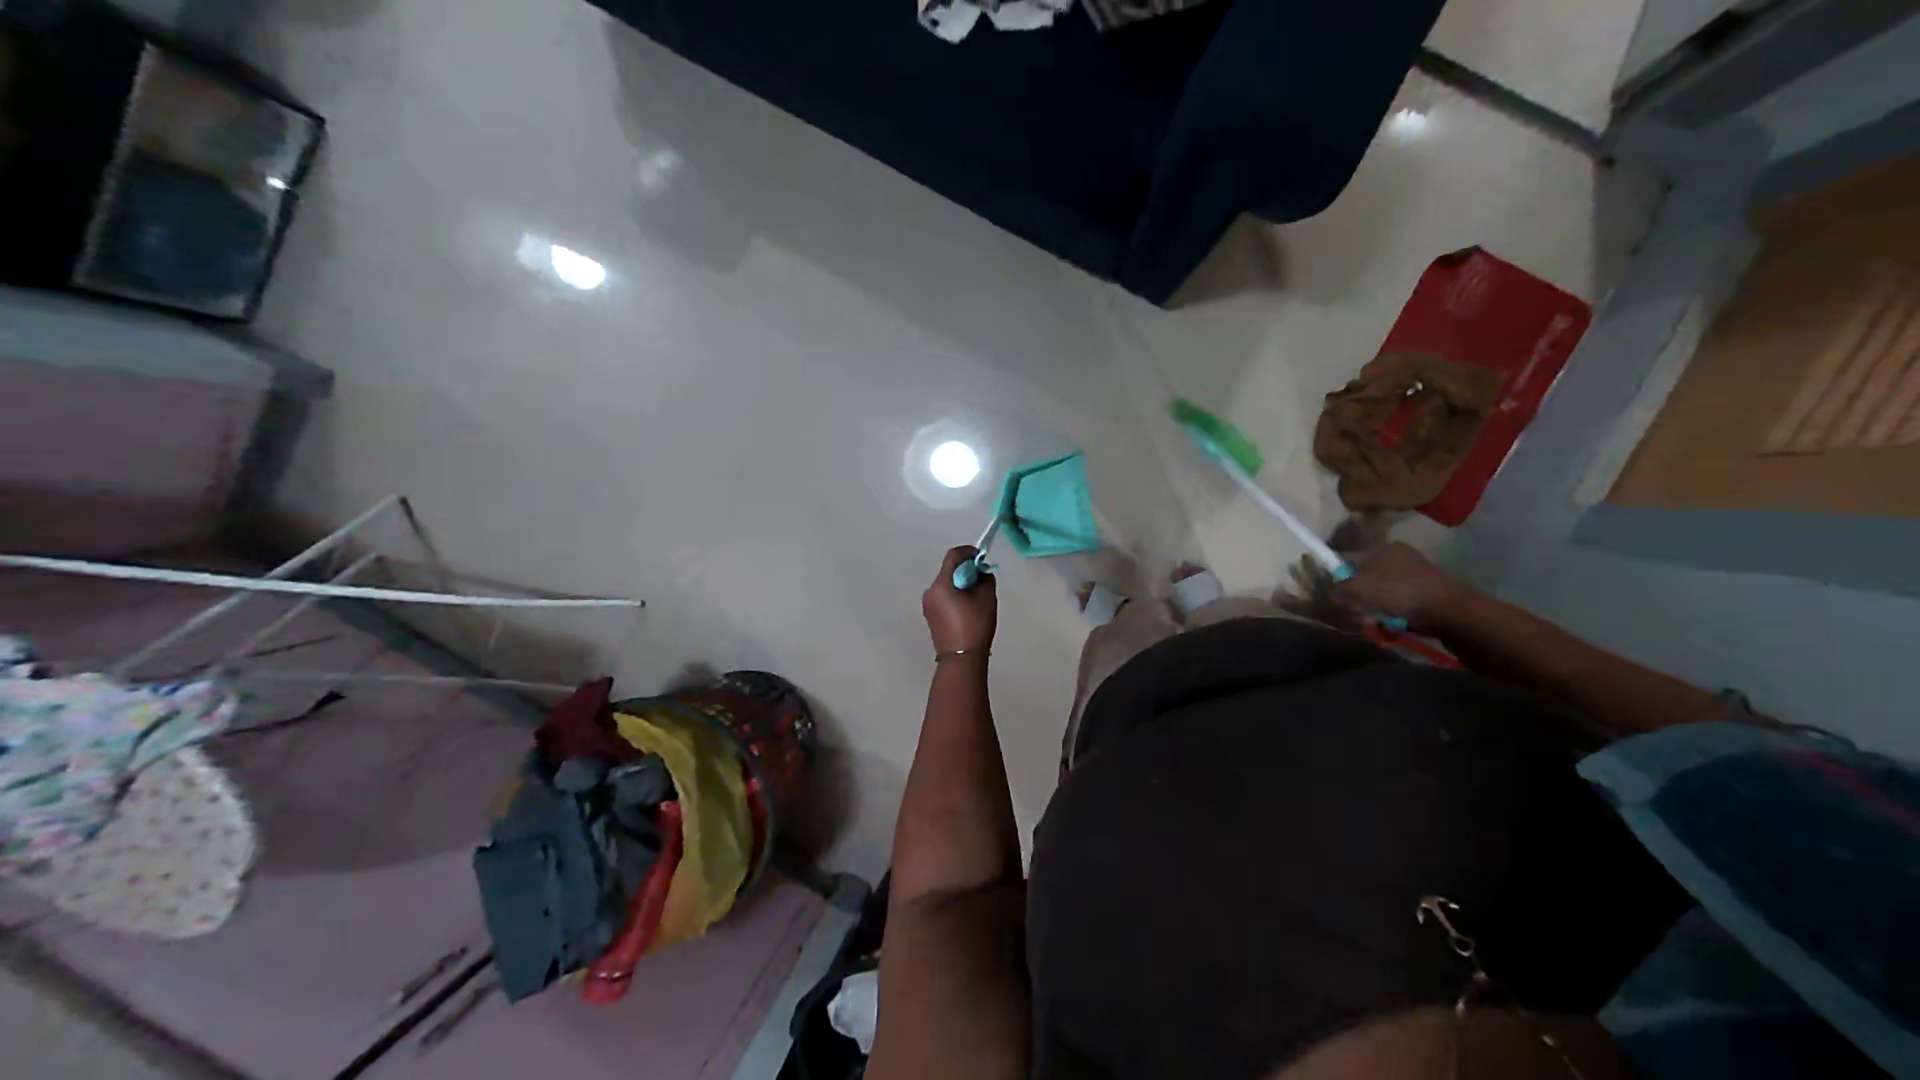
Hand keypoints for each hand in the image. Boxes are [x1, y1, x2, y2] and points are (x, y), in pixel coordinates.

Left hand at [924, 546, 996, 653]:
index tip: (981, 560)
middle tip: (982, 580)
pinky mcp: (930, 615)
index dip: (968, 553)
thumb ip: (985, 578)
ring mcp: (927, 604)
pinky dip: (954, 595)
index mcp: (941, 584)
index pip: (953, 556)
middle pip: (948, 570)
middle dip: (965, 570)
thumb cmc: (975, 626)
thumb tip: (981, 572)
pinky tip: (967, 609)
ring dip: (960, 584)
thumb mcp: (987, 598)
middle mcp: (930, 591)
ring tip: (976, 597)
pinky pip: (943, 597)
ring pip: (946, 584)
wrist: (961, 659)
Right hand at [1334, 542, 1468, 626]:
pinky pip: (1395, 607)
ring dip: (1371, 613)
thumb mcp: (1360, 587)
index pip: (1349, 560)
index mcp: (1383, 550)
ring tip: (1373, 625)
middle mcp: (1398, 560)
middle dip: (1356, 601)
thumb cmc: (1400, 591)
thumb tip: (1335, 593)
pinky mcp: (1422, 597)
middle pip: (1363, 581)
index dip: (1338, 577)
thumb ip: (1341, 588)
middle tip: (1358, 615)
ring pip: (1378, 597)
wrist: (1448, 610)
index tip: (1338, 596)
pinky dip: (1388, 618)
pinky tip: (1388, 627)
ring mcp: (1411, 579)